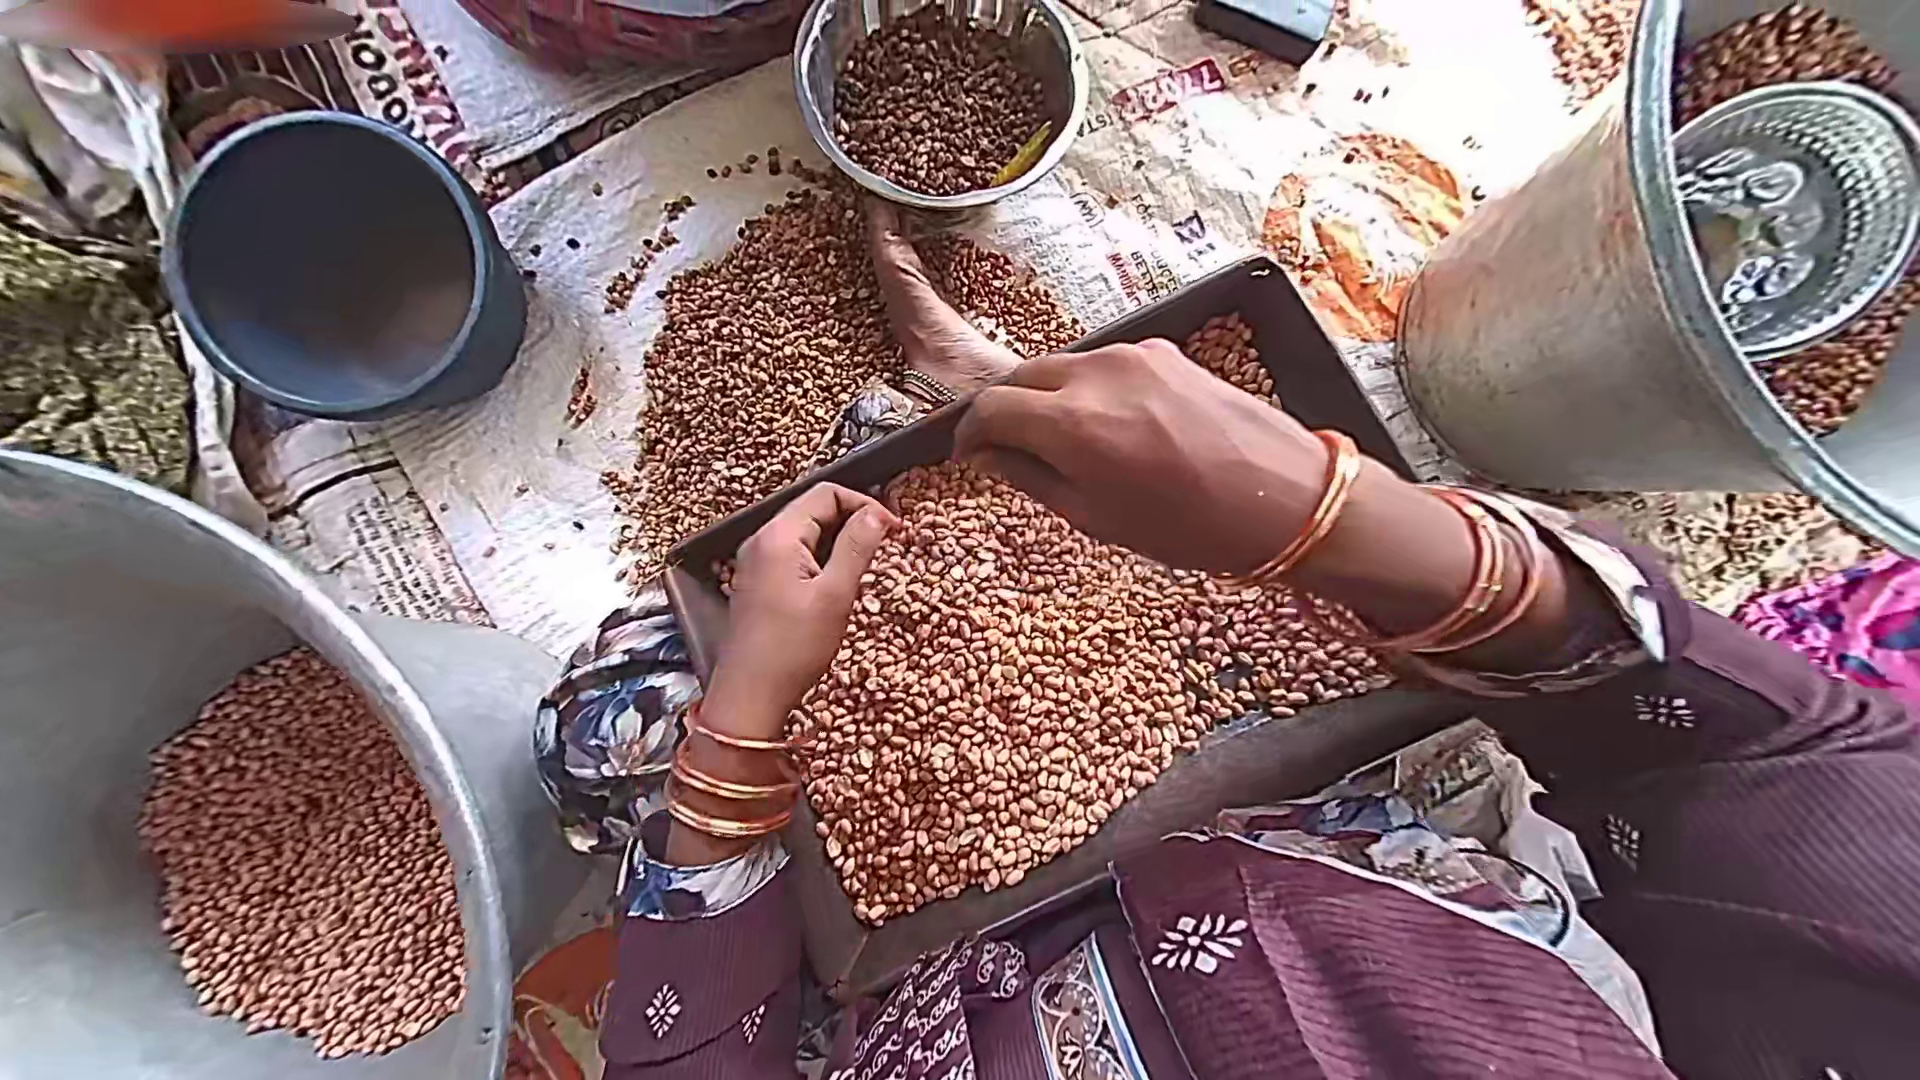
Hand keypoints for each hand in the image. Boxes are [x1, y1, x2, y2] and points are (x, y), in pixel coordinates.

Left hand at [703, 482, 899, 737]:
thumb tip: (879, 513)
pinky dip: (823, 558)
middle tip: (885, 546)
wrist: (749, 695)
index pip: (826, 493)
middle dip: (854, 520)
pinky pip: (796, 553)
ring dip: (840, 540)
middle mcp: (762, 540)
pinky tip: (838, 583)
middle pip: (815, 508)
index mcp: (778, 536)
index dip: (865, 504)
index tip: (893, 529)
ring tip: (866, 566)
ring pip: (808, 532)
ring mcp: (757, 561)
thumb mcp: (835, 595)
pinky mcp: (759, 581)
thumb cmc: (793, 647)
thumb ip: (858, 547)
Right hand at [952, 339, 1330, 575]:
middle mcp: (1095, 375)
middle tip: (1004, 447)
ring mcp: (1132, 355)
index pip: (990, 408)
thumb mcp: (1094, 516)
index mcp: (1071, 425)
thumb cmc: (1187, 526)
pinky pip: (1100, 363)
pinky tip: (1100, 422)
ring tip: (1054, 439)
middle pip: (1019, 377)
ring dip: (1041, 398)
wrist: (1285, 498)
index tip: (968, 454)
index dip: (968, 432)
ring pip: (1058, 366)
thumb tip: (988, 455)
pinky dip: (1081, 388)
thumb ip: (1030, 475)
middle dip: (1002, 411)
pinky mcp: (1162, 350)